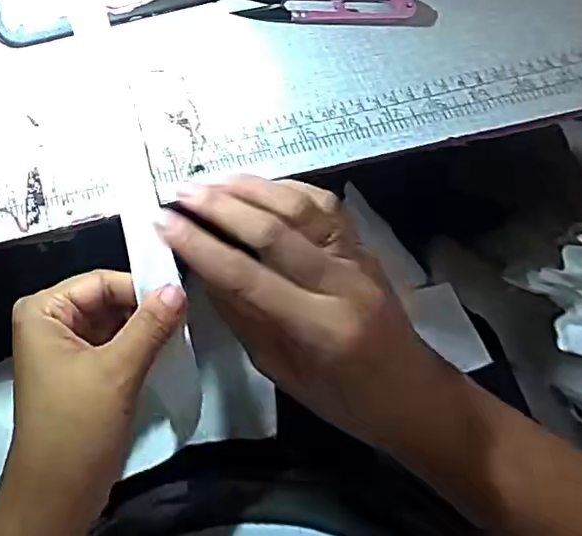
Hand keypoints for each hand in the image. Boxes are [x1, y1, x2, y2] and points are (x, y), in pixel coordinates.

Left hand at [0, 270, 186, 535]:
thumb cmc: (76, 428)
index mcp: (42, 309)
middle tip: (186, 314)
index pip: (97, 282)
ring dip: (141, 330)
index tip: (180, 294)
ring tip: (180, 332)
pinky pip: (108, 347)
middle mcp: (47, 320)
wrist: (56, 496)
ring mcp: (61, 347)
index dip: (138, 286)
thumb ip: (148, 328)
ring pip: (109, 324)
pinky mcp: (76, 371)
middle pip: (103, 300)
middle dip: (141, 309)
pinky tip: (163, 353)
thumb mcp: (116, 373)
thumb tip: (177, 290)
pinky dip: (134, 350)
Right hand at [155, 176, 462, 452]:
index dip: (198, 245)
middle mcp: (343, 286)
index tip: (161, 222)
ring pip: (299, 206)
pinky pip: (321, 202)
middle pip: (272, 230)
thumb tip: (197, 264)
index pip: (246, 276)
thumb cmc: (344, 398)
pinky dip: (282, 187)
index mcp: (321, 329)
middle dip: (217, 207)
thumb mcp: (279, 368)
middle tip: (177, 193)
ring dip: (246, 188)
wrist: (420, 398)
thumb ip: (239, 312)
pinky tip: (251, 185)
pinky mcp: (362, 243)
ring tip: (206, 182)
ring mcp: (358, 258)